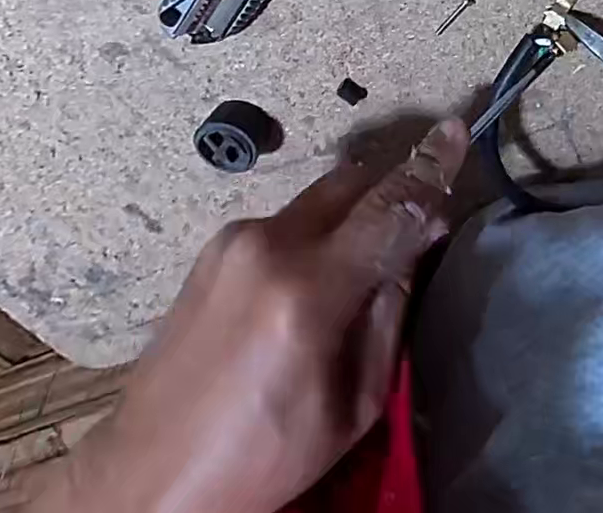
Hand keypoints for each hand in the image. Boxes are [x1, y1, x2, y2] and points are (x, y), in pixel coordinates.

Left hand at [30, 119, 469, 512]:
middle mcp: (269, 244)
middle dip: (393, 187)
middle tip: (420, 218)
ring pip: (322, 197)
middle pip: (353, 182)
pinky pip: (290, 218)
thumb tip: (420, 236)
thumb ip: (392, 307)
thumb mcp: (355, 403)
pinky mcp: (219, 241)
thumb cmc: (264, 453)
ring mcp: (236, 237)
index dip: (429, 168)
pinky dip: (319, 231)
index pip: (387, 210)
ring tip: (357, 267)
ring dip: (355, 214)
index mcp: (308, 292)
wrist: (146, 474)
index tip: (456, 129)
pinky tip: (308, 280)